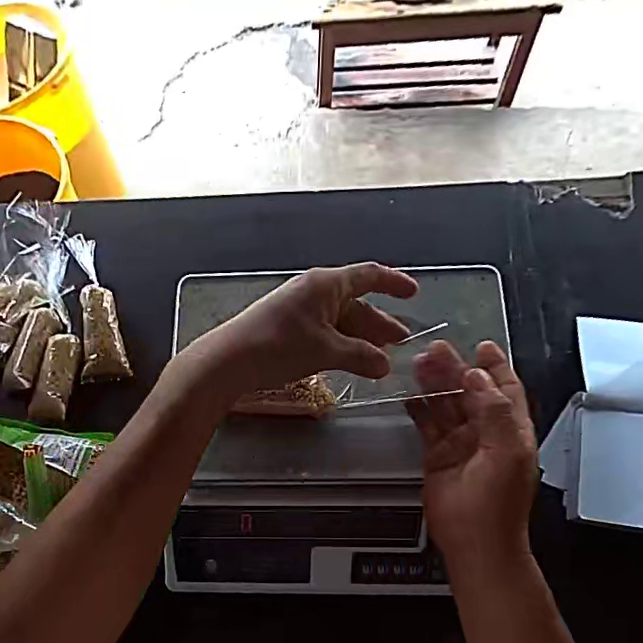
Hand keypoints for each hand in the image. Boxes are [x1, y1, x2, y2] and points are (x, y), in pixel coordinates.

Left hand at [180, 263, 419, 399]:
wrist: (228, 361)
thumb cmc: (279, 346)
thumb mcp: (325, 351)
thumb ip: (359, 356)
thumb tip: (385, 365)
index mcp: (326, 284)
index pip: (368, 276)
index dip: (393, 283)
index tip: (413, 293)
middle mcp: (314, 292)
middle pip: (355, 303)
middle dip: (379, 322)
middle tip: (401, 341)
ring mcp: (299, 311)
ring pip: (340, 322)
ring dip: (361, 339)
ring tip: (381, 358)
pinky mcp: (288, 330)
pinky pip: (324, 333)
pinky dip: (342, 346)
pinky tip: (350, 362)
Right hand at [407, 340, 537, 566]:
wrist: (474, 543)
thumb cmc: (497, 507)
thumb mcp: (506, 452)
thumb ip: (494, 411)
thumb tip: (480, 378)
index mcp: (511, 430)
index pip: (504, 389)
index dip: (494, 366)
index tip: (482, 346)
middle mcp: (487, 433)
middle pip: (470, 392)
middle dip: (455, 369)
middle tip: (436, 351)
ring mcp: (461, 445)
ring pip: (447, 405)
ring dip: (435, 385)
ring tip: (419, 365)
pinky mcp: (437, 457)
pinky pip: (428, 426)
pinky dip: (420, 409)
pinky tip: (411, 395)